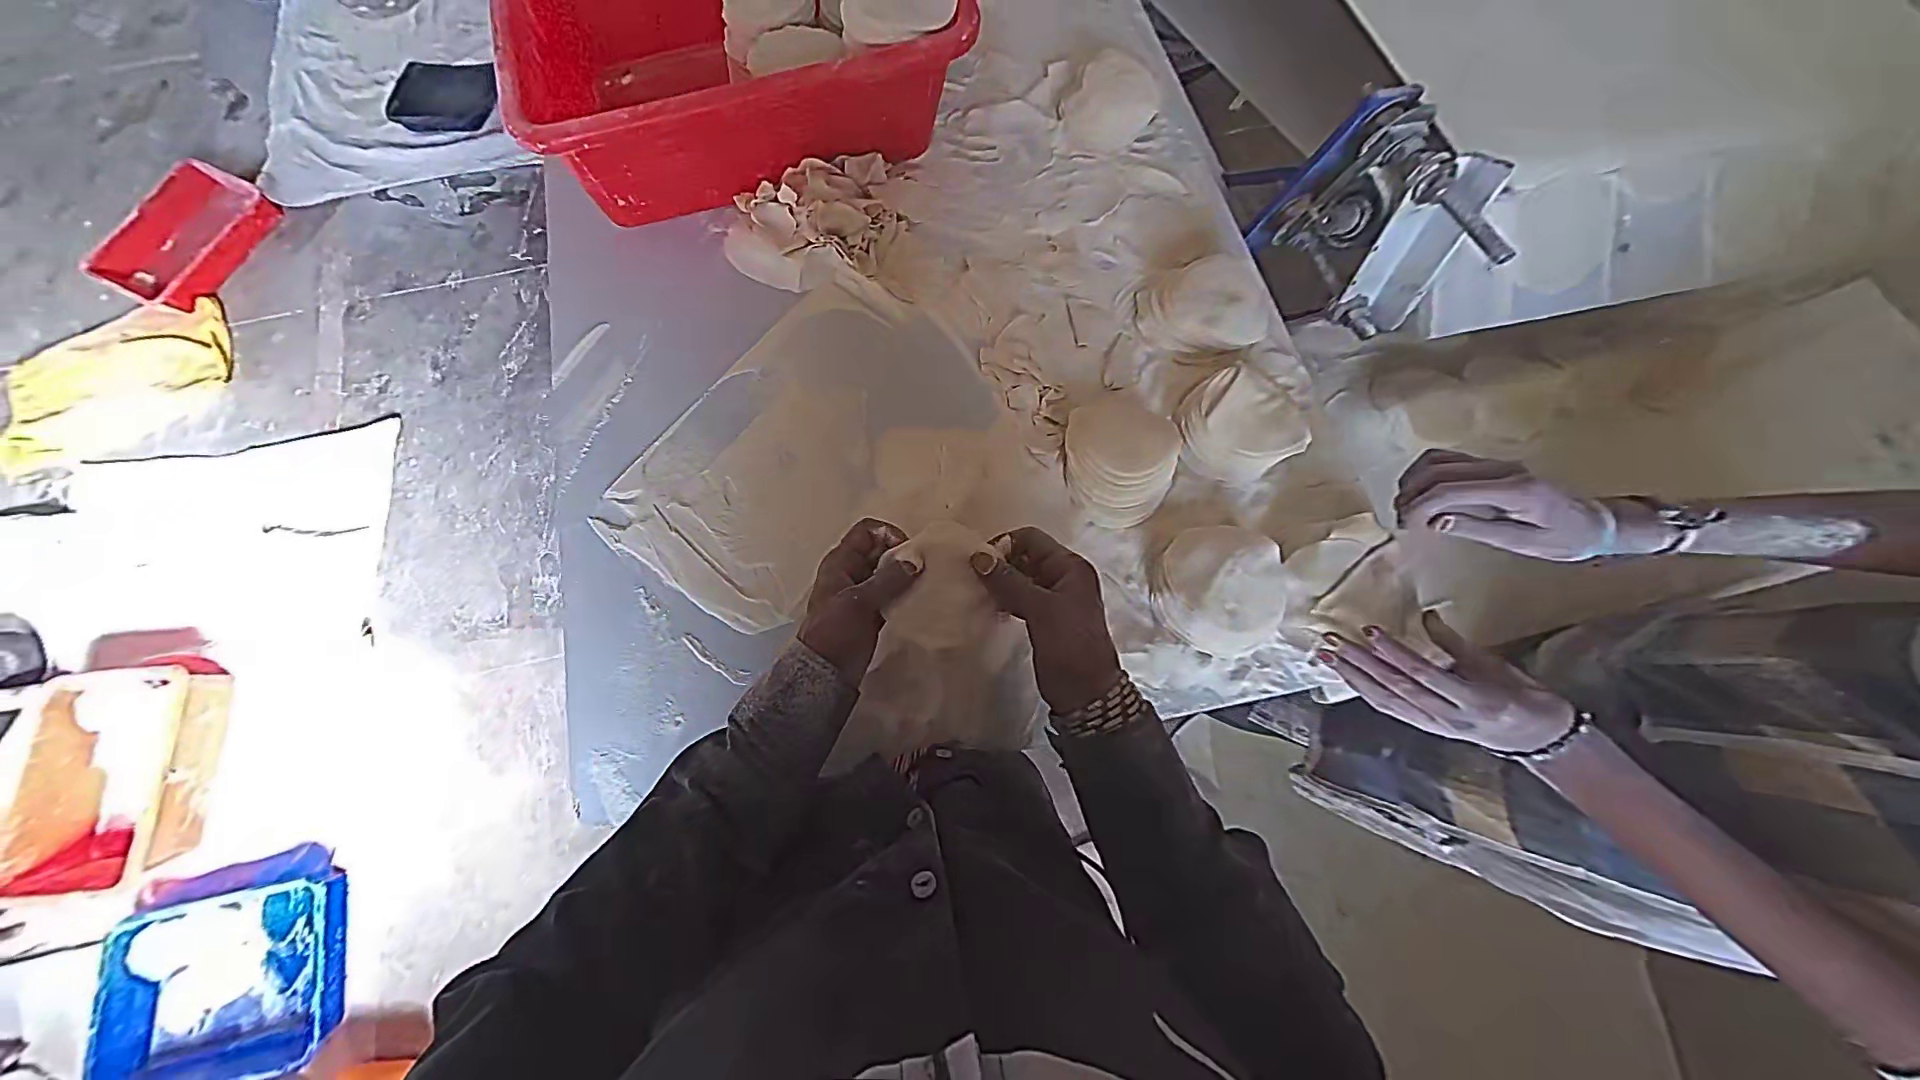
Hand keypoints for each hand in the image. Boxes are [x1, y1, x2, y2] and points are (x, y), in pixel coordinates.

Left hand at [796, 518, 917, 684]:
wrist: (825, 675)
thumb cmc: (834, 633)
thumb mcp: (859, 602)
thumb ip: (887, 579)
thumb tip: (915, 560)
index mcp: (840, 562)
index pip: (867, 531)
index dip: (888, 534)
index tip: (909, 552)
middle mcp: (851, 573)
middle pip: (881, 550)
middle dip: (903, 556)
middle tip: (924, 570)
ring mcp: (862, 594)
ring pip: (888, 573)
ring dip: (906, 576)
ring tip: (927, 585)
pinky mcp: (873, 613)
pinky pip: (892, 594)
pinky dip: (905, 594)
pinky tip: (921, 601)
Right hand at [972, 527, 1124, 714]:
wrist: (1087, 694)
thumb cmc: (1069, 646)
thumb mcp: (1040, 610)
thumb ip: (1010, 582)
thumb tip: (978, 556)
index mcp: (1070, 567)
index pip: (1032, 539)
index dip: (1005, 544)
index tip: (978, 560)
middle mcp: (1064, 577)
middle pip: (1026, 556)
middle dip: (1000, 563)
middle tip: (972, 577)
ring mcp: (1056, 599)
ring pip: (1022, 578)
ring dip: (1001, 582)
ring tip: (977, 591)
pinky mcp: (1046, 618)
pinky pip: (1022, 598)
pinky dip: (1006, 598)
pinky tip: (991, 606)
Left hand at [1319, 611, 1577, 754]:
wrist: (1542, 741)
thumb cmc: (1527, 699)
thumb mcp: (1497, 667)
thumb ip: (1456, 645)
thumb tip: (1426, 616)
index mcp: (1471, 700)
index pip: (1423, 674)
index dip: (1394, 652)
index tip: (1370, 631)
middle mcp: (1446, 716)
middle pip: (1395, 687)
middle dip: (1360, 663)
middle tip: (1332, 641)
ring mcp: (1431, 725)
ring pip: (1384, 700)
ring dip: (1352, 677)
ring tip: (1326, 656)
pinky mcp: (1422, 728)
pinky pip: (1387, 708)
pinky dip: (1363, 690)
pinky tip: (1345, 676)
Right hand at [1394, 449, 1621, 560]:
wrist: (1596, 522)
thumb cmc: (1565, 540)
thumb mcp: (1524, 544)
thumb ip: (1478, 529)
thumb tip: (1435, 522)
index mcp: (1514, 490)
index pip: (1450, 490)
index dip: (1419, 507)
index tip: (1406, 526)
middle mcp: (1502, 469)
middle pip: (1437, 470)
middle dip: (1410, 495)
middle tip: (1401, 520)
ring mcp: (1496, 463)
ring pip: (1437, 460)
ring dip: (1413, 482)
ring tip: (1406, 507)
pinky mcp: (1489, 464)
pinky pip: (1445, 460)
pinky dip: (1423, 473)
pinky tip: (1419, 493)